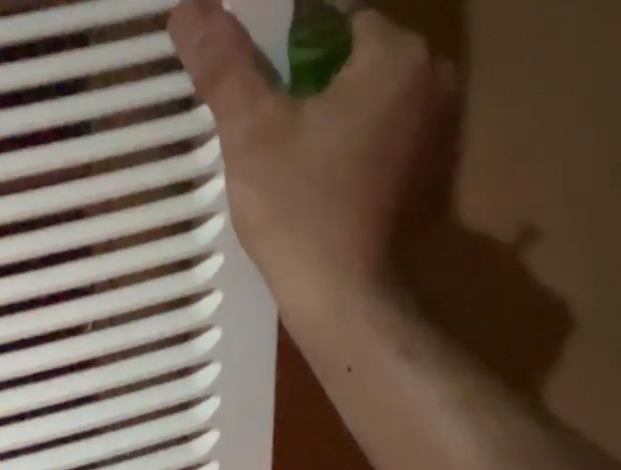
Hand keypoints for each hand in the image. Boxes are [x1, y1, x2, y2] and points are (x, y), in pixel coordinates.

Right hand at [168, 1, 454, 307]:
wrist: (340, 291)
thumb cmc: (297, 207)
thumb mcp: (251, 131)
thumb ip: (224, 65)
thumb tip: (188, 9)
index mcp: (395, 54)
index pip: (331, 16)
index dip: (282, 44)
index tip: (253, 84)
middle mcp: (429, 77)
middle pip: (349, 54)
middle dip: (302, 78)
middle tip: (259, 121)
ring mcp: (433, 124)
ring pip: (361, 94)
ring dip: (321, 109)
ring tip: (279, 149)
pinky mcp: (421, 164)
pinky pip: (374, 129)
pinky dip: (341, 138)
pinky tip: (309, 172)